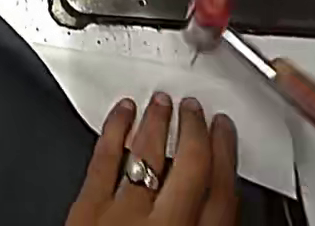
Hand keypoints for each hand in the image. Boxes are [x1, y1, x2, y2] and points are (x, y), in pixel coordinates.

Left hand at [66, 93, 238, 225]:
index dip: (226, 157)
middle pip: (189, 166)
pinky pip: (105, 156)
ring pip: (147, 153)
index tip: (224, 132)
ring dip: (158, 122)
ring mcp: (123, 214)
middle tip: (194, 106)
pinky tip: (123, 109)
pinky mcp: (88, 207)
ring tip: (162, 101)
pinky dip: (116, 127)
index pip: (222, 196)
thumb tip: (219, 207)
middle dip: (194, 130)